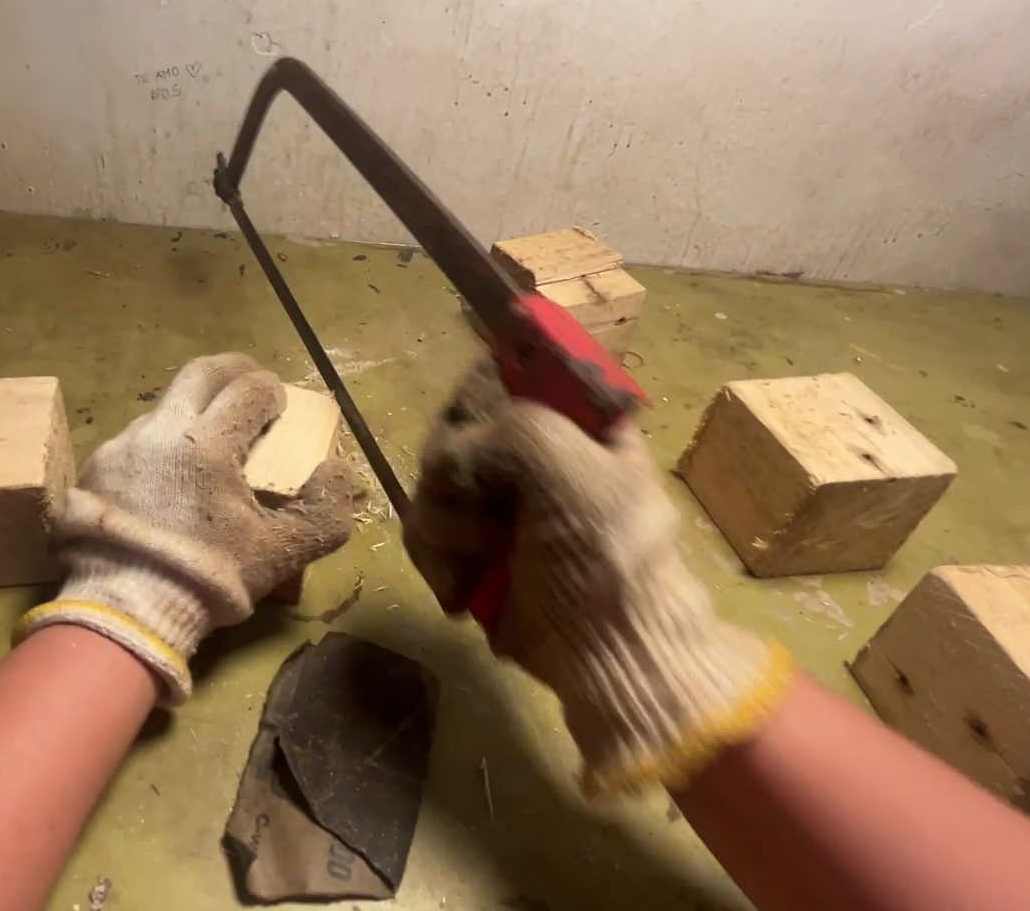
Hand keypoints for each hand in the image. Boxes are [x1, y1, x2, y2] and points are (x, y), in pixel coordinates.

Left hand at [18, 353, 358, 704]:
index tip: (279, 405)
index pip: (249, 389)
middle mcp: (163, 430)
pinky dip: (160, 442)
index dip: (271, 390)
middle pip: (201, 373)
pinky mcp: (97, 467)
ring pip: (165, 405)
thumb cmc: (210, 579)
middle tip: (250, 381)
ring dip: (193, 408)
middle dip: (233, 369)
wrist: (126, 611)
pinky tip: (165, 474)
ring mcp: (123, 445)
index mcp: (209, 443)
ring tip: (207, 437)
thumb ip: (325, 511)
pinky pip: (135, 438)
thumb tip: (340, 469)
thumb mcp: (281, 553)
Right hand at [404, 360, 794, 792]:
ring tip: (477, 561)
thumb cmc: (608, 560)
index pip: (505, 370)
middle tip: (482, 517)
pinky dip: (435, 559)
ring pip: (427, 480)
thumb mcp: (578, 475)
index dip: (480, 399)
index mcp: (572, 421)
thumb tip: (451, 456)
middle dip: (454, 478)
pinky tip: (461, 587)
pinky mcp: (468, 542)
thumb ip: (512, 432)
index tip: (477, 438)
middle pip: (452, 428)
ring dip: (444, 527)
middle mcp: (528, 451)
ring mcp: (494, 498)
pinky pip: (421, 526)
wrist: (607, 659)